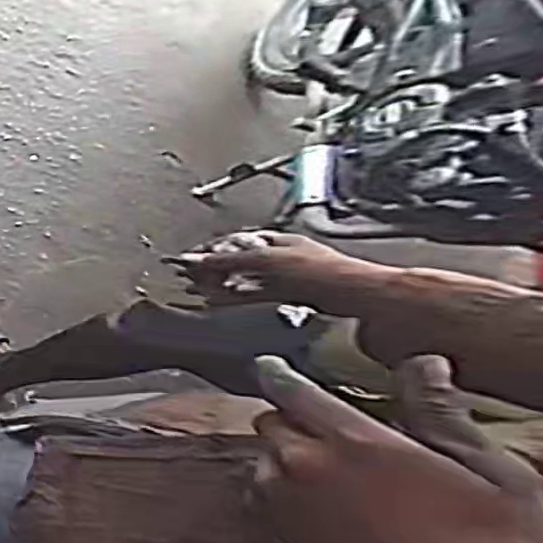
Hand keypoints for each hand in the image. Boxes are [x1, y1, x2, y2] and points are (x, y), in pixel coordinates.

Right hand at [169, 231, 385, 311]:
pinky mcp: (284, 295)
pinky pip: (248, 295)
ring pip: (240, 279)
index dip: (210, 251)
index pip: (233, 243)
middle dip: (212, 270)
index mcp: (275, 241)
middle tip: (191, 278)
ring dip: (220, 286)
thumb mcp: (264, 259)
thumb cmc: (322, 270)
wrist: (353, 294)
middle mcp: (278, 256)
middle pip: (235, 262)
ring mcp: (281, 276)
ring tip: (201, 291)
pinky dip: (231, 298)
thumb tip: (196, 260)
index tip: (189, 261)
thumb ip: (227, 260)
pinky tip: (219, 301)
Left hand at [253, 354, 542, 542]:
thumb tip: (422, 364)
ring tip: (342, 474)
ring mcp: (279, 497)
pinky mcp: (272, 525)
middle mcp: (301, 463)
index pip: (292, 391)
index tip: (267, 364)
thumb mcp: (488, 468)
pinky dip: (279, 482)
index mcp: (353, 441)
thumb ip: (438, 411)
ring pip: (264, 455)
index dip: (277, 373)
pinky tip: (324, 498)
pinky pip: (258, 487)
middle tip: (339, 434)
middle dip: (296, 419)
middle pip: (271, 421)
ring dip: (289, 454)